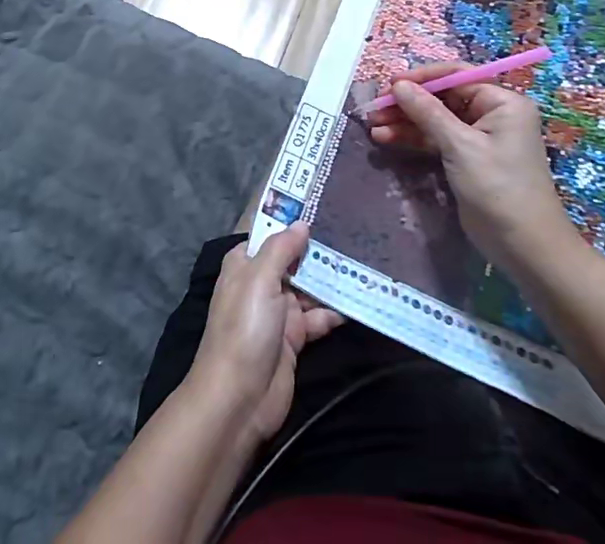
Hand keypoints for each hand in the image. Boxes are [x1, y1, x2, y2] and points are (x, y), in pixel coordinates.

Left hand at [189, 223, 342, 442]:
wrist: (239, 398)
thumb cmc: (244, 328)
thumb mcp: (259, 279)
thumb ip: (281, 250)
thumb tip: (301, 224)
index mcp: (245, 265)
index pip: (270, 236)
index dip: (293, 223)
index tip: (324, 206)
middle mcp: (261, 284)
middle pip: (294, 261)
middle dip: (319, 251)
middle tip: (357, 234)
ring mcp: (278, 312)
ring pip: (309, 289)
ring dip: (331, 281)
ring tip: (365, 264)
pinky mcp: (294, 338)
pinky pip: (318, 318)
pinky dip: (334, 312)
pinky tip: (358, 302)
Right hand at [366, 63, 575, 260]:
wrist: (523, 245)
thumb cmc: (498, 187)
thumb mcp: (460, 145)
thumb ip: (427, 112)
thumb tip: (399, 85)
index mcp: (502, 102)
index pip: (457, 77)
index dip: (422, 78)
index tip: (389, 85)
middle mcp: (492, 114)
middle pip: (442, 97)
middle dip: (408, 102)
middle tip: (374, 109)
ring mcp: (478, 137)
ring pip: (435, 119)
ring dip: (405, 121)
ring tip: (373, 126)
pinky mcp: (466, 158)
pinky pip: (436, 139)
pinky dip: (413, 138)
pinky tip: (386, 138)